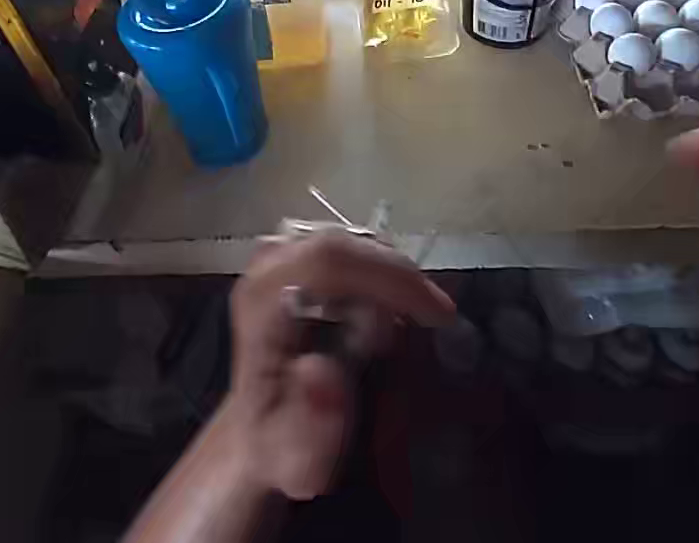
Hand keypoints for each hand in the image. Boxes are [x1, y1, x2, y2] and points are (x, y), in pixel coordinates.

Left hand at [221, 229, 455, 500]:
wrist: (260, 427)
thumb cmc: (281, 443)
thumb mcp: (298, 458)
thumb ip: (312, 425)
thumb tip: (322, 372)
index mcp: (261, 303)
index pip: (327, 262)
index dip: (385, 276)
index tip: (435, 312)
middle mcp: (263, 269)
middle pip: (337, 243)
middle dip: (395, 273)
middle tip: (438, 312)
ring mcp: (274, 257)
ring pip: (342, 240)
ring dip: (387, 270)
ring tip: (417, 311)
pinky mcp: (289, 258)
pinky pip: (341, 248)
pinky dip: (375, 267)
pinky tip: (392, 302)